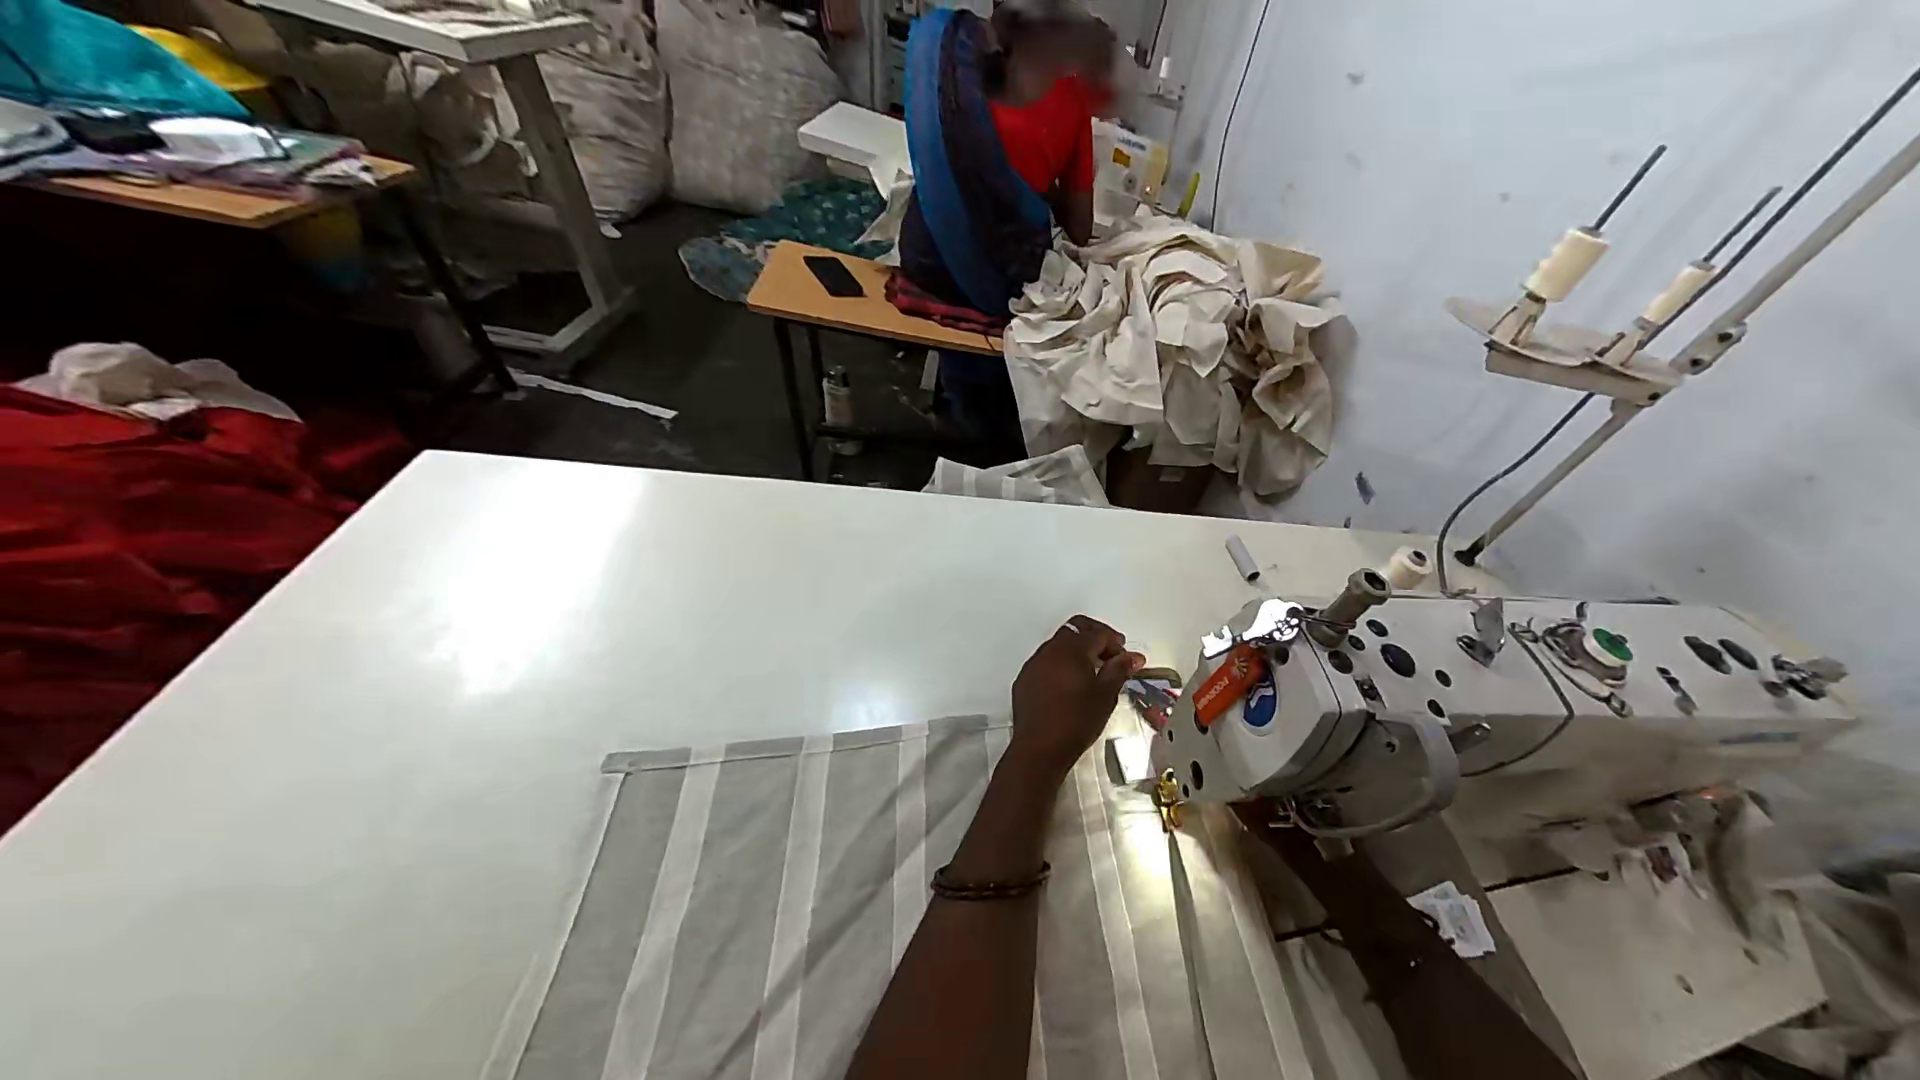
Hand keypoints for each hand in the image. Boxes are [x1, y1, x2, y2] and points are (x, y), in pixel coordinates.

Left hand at [1007, 615, 1144, 781]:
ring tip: (1093, 671)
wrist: (1039, 748)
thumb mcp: (1105, 695)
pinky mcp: (1024, 680)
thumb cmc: (1075, 722)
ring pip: (1058, 645)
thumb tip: (1131, 657)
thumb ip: (1119, 670)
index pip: (1097, 634)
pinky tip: (1070, 684)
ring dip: (1077, 651)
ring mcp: (1033, 664)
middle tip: (1111, 656)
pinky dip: (1060, 664)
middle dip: (1096, 638)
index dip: (1115, 642)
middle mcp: (1049, 651)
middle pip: (1075, 630)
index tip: (1125, 656)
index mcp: (1071, 650)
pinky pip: (1045, 662)